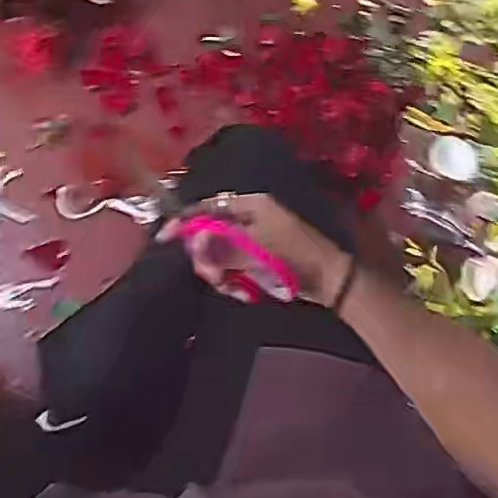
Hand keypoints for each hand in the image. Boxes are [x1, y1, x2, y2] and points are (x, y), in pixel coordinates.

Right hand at [158, 193, 354, 307]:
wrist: (331, 278)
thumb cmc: (296, 257)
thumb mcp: (256, 251)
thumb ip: (223, 245)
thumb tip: (195, 238)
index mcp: (254, 204)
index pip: (209, 205)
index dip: (186, 220)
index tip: (166, 238)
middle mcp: (254, 215)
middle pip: (212, 233)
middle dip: (209, 258)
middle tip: (217, 278)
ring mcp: (258, 236)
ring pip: (222, 254)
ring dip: (224, 274)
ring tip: (238, 288)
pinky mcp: (263, 255)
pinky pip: (238, 266)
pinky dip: (238, 280)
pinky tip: (248, 292)